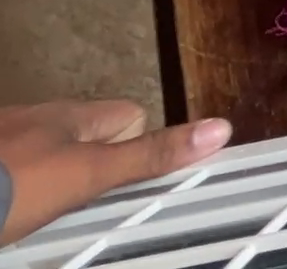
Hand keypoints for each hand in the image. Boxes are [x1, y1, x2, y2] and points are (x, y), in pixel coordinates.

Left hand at [0, 102, 230, 243]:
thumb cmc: (4, 190)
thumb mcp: (81, 178)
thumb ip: (147, 156)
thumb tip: (224, 128)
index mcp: (68, 115)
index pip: (128, 114)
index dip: (130, 146)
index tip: (115, 182)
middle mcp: (29, 117)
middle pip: (79, 132)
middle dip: (79, 161)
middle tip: (64, 203)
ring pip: (29, 152)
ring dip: (30, 174)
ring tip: (15, 212)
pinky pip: (3, 164)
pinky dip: (3, 183)